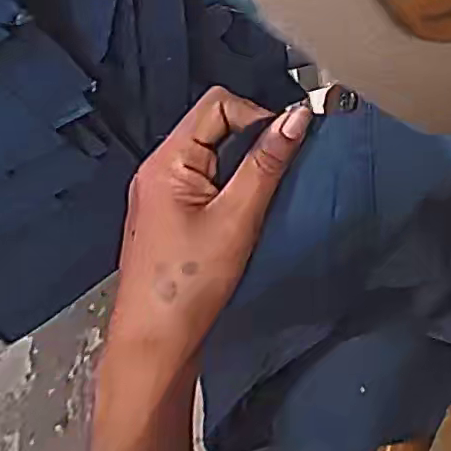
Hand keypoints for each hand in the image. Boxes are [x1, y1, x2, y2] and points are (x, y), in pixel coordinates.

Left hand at [105, 86, 311, 373]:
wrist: (155, 345)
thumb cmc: (186, 288)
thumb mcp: (238, 217)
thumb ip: (268, 162)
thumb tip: (295, 119)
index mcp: (166, 162)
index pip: (218, 104)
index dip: (258, 115)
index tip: (286, 141)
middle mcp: (159, 169)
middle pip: (216, 122)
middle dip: (255, 136)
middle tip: (280, 166)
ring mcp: (165, 190)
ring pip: (216, 149)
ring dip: (247, 161)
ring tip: (265, 190)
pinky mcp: (175, 209)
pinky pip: (211, 175)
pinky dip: (237, 181)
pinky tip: (249, 206)